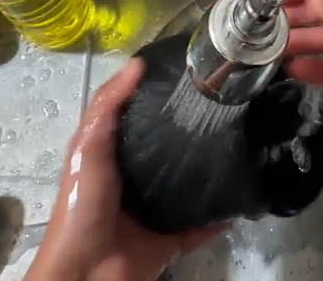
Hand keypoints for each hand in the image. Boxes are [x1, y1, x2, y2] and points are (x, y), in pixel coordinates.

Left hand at [25, 59, 223, 280]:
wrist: (85, 272)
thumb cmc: (81, 204)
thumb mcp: (87, 145)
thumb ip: (108, 105)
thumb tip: (139, 63)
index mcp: (116, 156)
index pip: (143, 118)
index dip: (162, 96)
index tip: (193, 75)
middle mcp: (137, 180)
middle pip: (170, 151)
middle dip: (194, 133)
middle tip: (227, 107)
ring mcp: (156, 211)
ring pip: (190, 185)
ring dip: (211, 171)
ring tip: (240, 145)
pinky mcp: (171, 240)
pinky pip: (202, 225)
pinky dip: (220, 216)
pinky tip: (240, 197)